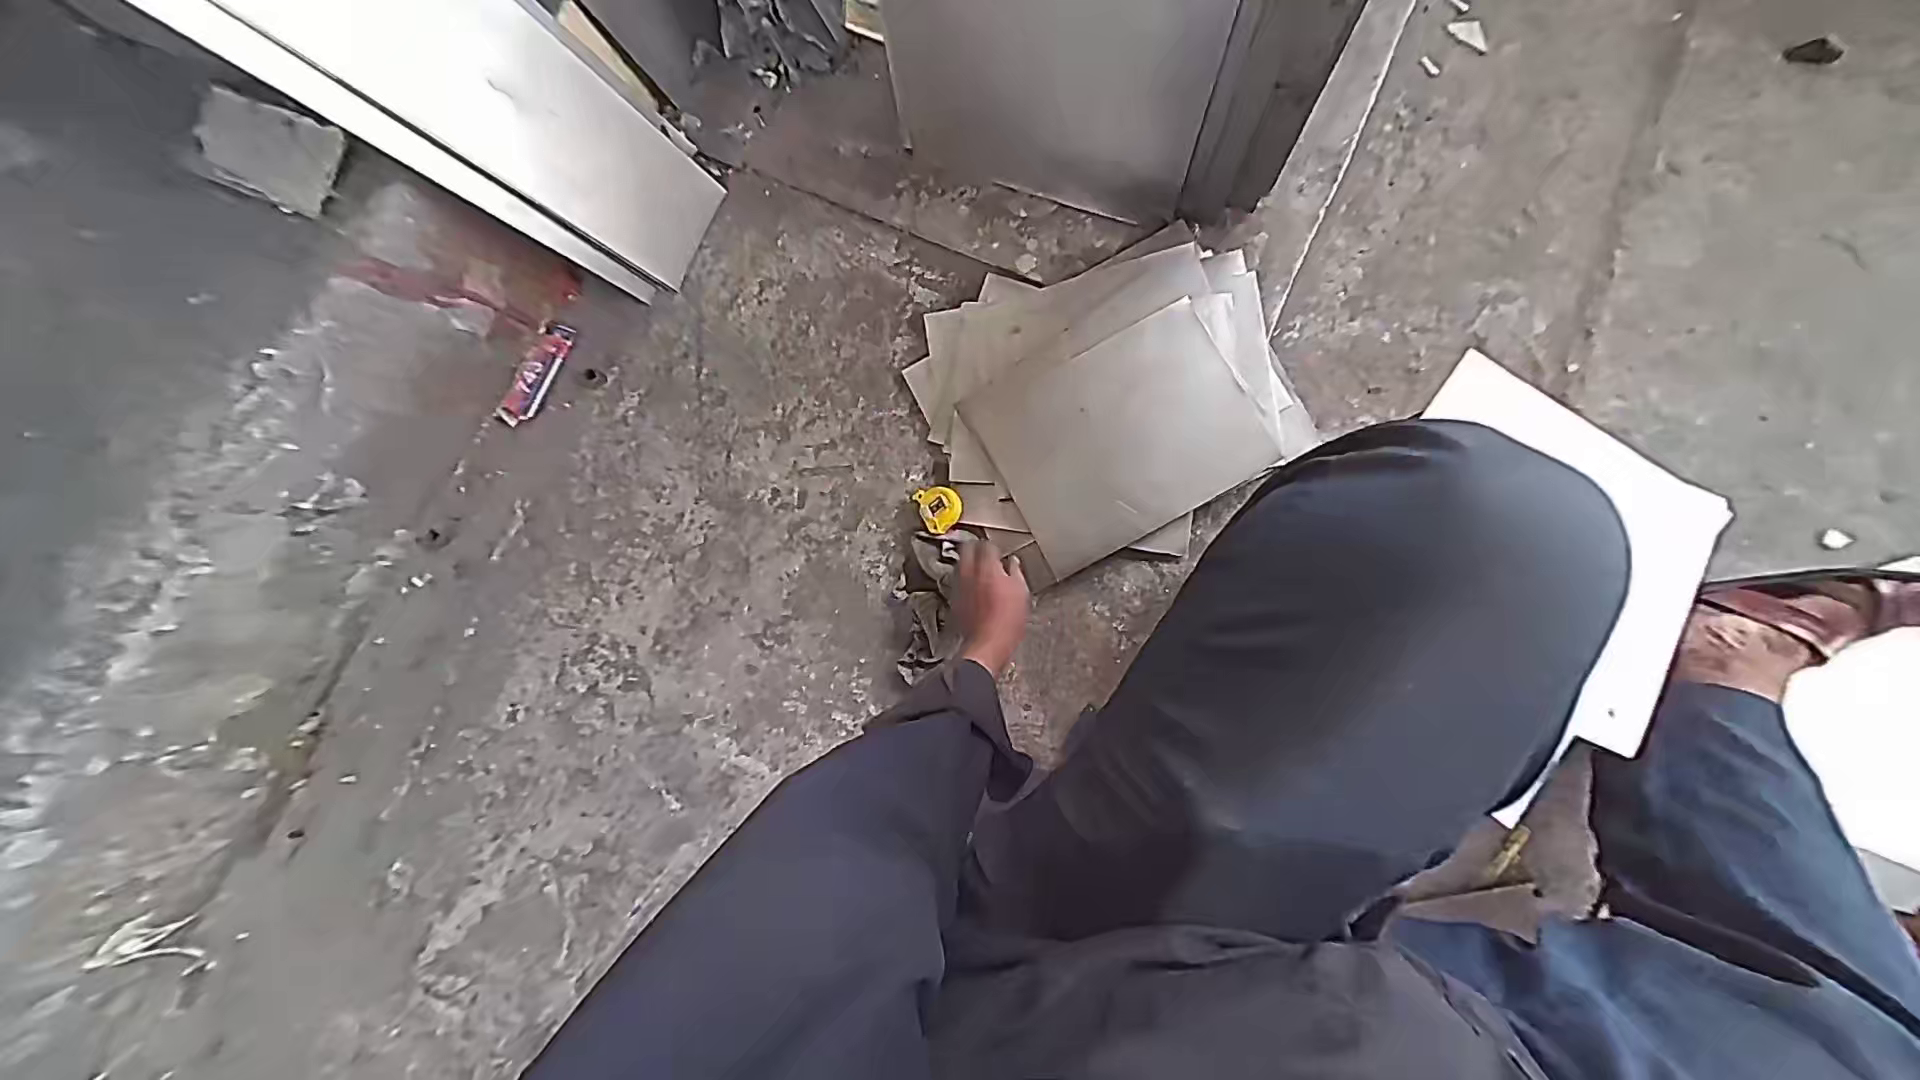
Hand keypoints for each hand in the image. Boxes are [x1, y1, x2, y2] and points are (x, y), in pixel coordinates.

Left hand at [957, 536, 1029, 677]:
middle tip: (983, 552)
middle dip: (974, 548)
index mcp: (988, 568)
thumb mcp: (1021, 593)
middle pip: (967, 551)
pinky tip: (973, 586)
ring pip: (960, 565)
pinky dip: (964, 580)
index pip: (986, 545)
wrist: (988, 644)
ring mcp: (960, 587)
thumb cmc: (1007, 621)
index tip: (997, 549)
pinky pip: (958, 582)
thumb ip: (1016, 573)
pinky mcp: (955, 600)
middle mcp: (970, 574)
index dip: (992, 545)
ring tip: (977, 567)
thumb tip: (1013, 564)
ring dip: (968, 563)